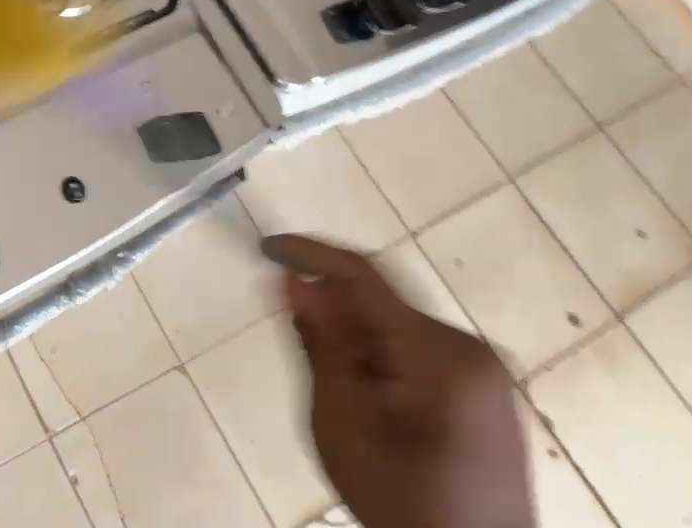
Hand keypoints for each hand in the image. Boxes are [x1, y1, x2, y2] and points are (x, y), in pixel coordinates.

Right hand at [264, 235, 532, 527]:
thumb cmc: (399, 496)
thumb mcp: (341, 420)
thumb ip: (320, 343)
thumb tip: (294, 280)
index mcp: (441, 353)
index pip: (364, 275)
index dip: (308, 252)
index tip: (261, 247)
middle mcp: (471, 349)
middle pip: (379, 301)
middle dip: (330, 309)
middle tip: (298, 345)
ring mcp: (483, 370)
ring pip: (393, 324)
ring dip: (352, 336)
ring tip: (334, 385)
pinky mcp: (483, 389)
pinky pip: (413, 346)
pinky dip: (375, 353)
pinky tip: (363, 393)